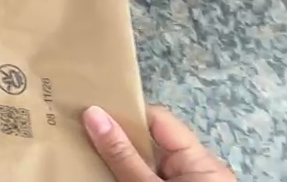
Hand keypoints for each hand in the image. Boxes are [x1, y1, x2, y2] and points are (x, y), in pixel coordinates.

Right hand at [84, 105, 235, 181]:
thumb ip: (124, 154)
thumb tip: (91, 111)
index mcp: (203, 160)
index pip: (157, 118)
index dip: (125, 112)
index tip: (91, 111)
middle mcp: (201, 169)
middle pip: (151, 141)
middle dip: (120, 136)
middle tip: (83, 129)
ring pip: (150, 161)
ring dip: (123, 157)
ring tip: (88, 148)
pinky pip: (154, 176)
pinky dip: (132, 173)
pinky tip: (106, 171)